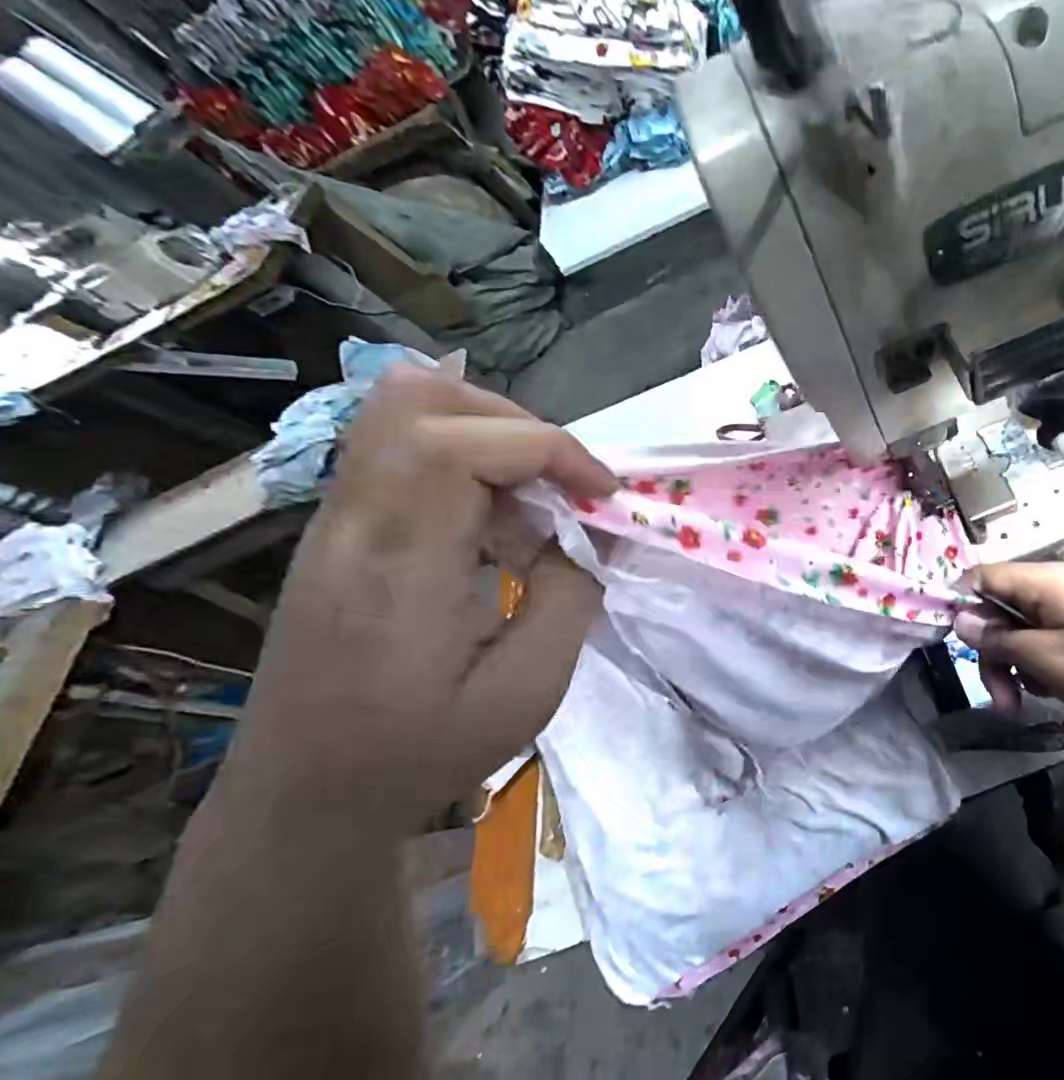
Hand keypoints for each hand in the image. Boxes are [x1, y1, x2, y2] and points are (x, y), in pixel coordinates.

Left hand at [221, 365, 615, 829]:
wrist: (306, 798)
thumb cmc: (422, 753)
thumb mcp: (527, 690)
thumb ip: (570, 597)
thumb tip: (590, 535)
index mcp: (398, 567)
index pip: (454, 445)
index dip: (546, 446)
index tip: (600, 493)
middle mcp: (355, 526)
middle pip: (414, 402)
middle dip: (516, 424)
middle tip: (567, 482)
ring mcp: (340, 526)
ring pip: (405, 419)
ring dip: (495, 444)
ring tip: (540, 509)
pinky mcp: (344, 537)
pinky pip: (407, 462)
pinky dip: (474, 474)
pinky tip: (503, 537)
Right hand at [953, 562, 1063, 732]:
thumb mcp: (1052, 662)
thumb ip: (1002, 640)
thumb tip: (962, 618)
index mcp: (1047, 580)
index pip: (983, 576)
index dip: (962, 607)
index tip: (957, 650)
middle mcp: (1063, 581)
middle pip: (1005, 605)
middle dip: (997, 652)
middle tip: (1005, 702)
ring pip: (1031, 624)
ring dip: (1022, 662)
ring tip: (1038, 699)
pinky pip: (1058, 631)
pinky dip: (1049, 659)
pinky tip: (1063, 688)